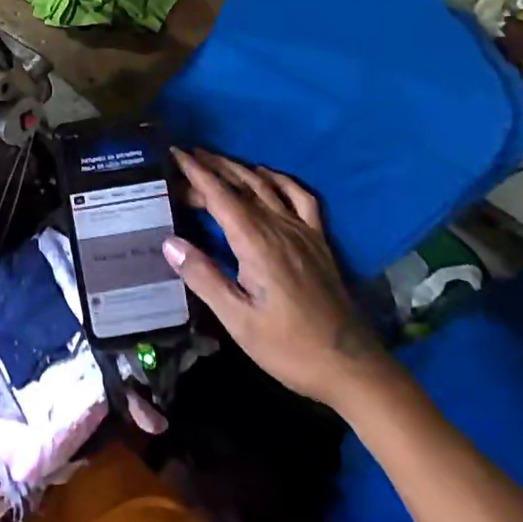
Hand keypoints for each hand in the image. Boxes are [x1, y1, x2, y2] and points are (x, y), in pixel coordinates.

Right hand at [163, 148, 393, 408]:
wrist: (352, 369)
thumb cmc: (289, 348)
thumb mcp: (238, 320)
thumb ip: (204, 277)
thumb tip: (170, 242)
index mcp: (257, 244)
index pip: (220, 196)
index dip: (196, 172)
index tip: (175, 152)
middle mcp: (280, 228)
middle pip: (241, 186)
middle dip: (211, 167)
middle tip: (185, 159)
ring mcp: (303, 233)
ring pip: (267, 187)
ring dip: (239, 169)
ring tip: (215, 159)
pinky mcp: (318, 242)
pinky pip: (300, 198)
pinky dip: (280, 180)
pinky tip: (266, 176)